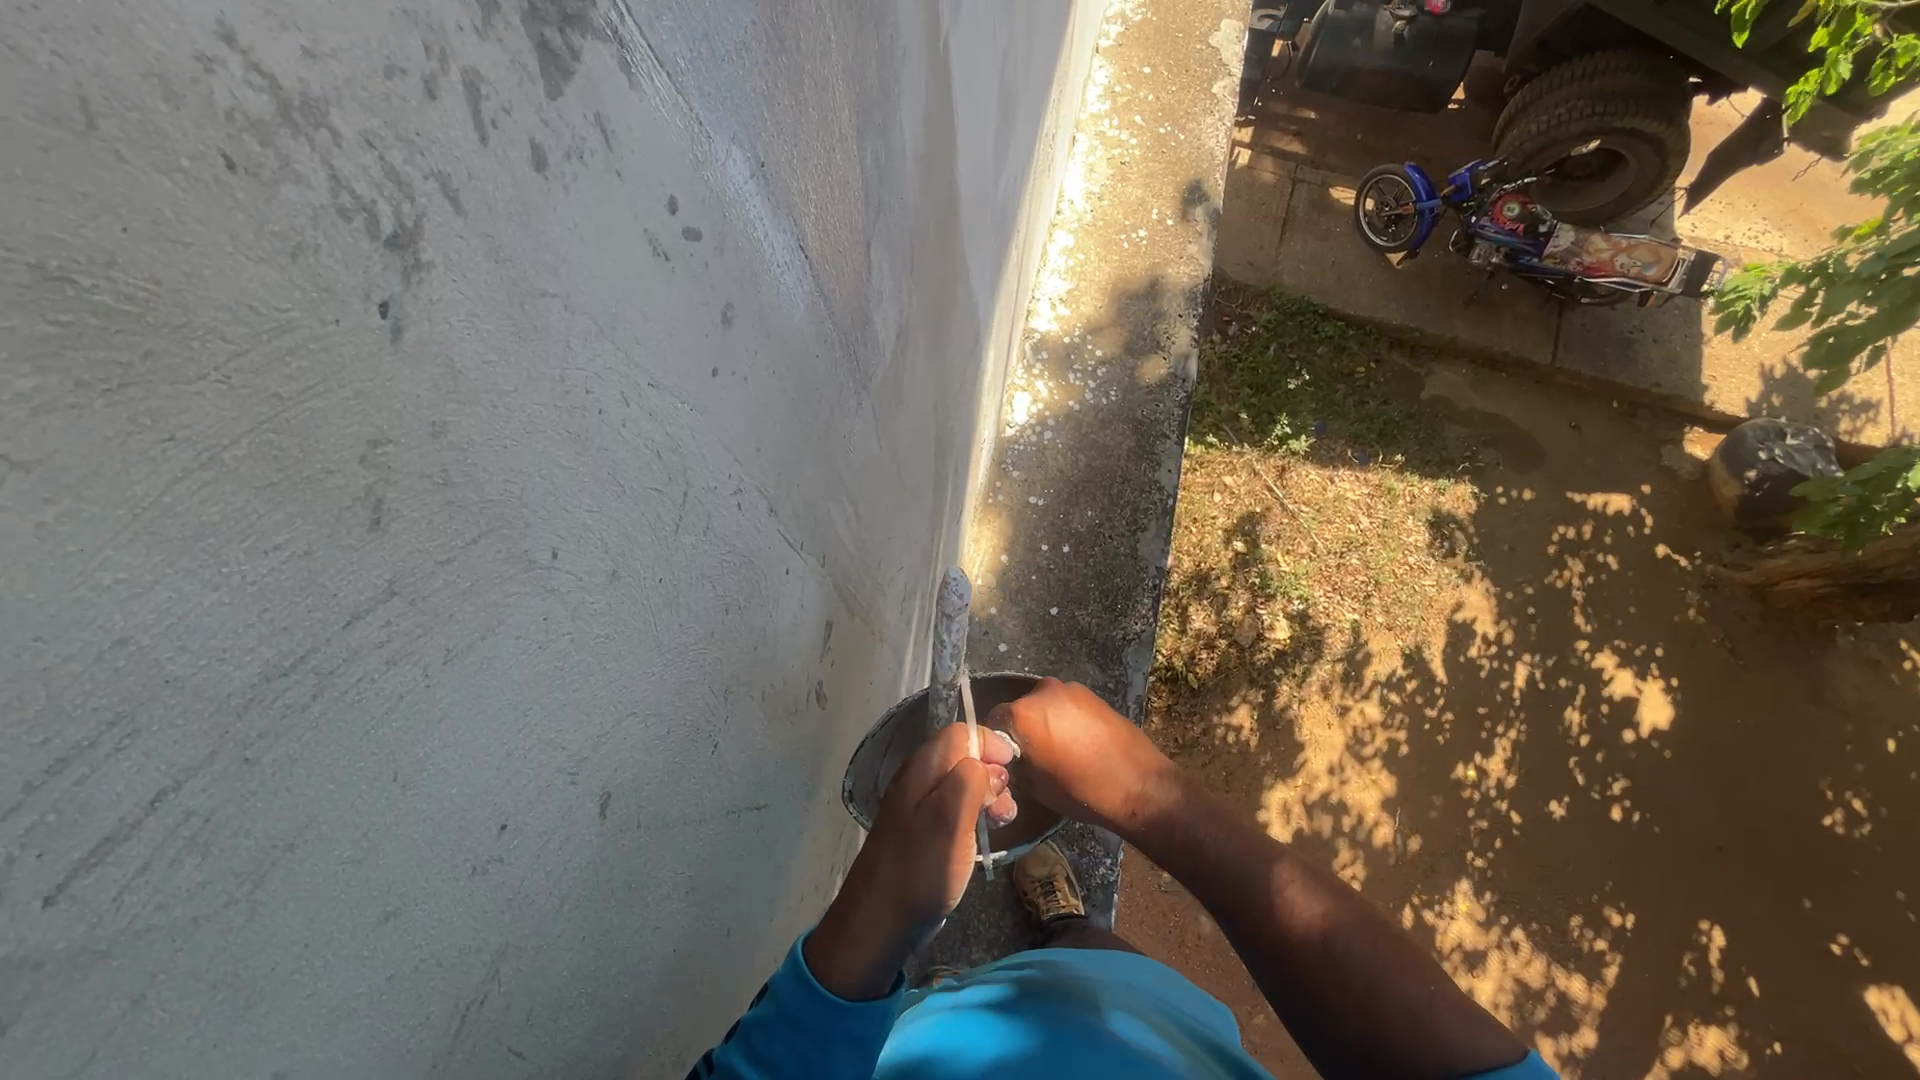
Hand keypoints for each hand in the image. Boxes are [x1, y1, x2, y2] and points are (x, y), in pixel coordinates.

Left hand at [806, 722, 1018, 999]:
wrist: (878, 923)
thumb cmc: (919, 870)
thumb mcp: (949, 821)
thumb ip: (969, 781)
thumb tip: (987, 762)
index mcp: (922, 770)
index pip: (960, 733)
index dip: (989, 744)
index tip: (1012, 769)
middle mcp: (917, 781)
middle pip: (961, 757)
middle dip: (991, 773)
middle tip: (1007, 806)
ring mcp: (917, 807)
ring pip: (959, 784)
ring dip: (986, 795)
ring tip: (1003, 821)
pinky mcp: (921, 832)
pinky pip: (952, 809)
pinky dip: (973, 814)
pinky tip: (984, 835)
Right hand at [987, 678, 1177, 837]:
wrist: (1139, 784)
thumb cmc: (1082, 790)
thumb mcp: (1035, 786)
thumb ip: (1015, 765)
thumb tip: (1008, 761)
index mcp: (1023, 713)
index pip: (993, 721)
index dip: (995, 743)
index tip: (1004, 761)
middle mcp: (1042, 691)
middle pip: (1018, 709)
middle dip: (1020, 730)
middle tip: (1029, 757)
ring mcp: (1070, 688)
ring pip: (1042, 706)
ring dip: (1042, 723)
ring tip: (1054, 751)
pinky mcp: (1090, 693)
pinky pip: (1064, 705)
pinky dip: (1062, 719)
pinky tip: (1073, 742)